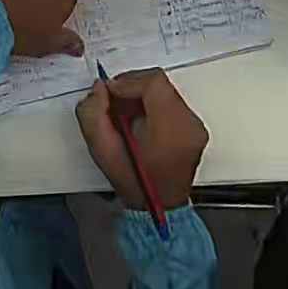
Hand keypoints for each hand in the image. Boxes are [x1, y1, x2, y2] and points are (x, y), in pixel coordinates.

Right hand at [74, 68, 206, 210]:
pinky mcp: (194, 126)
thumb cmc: (134, 182)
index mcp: (171, 131)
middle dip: (131, 86)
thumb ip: (92, 113)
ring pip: (164, 89)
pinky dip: (151, 101)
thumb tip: (101, 89)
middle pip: (159, 82)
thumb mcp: (101, 150)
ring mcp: (195, 125)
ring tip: (124, 112)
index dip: (127, 82)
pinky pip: (170, 99)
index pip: (153, 83)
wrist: (158, 206)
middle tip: (113, 101)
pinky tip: (138, 118)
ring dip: (140, 93)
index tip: (111, 92)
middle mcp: (189, 125)